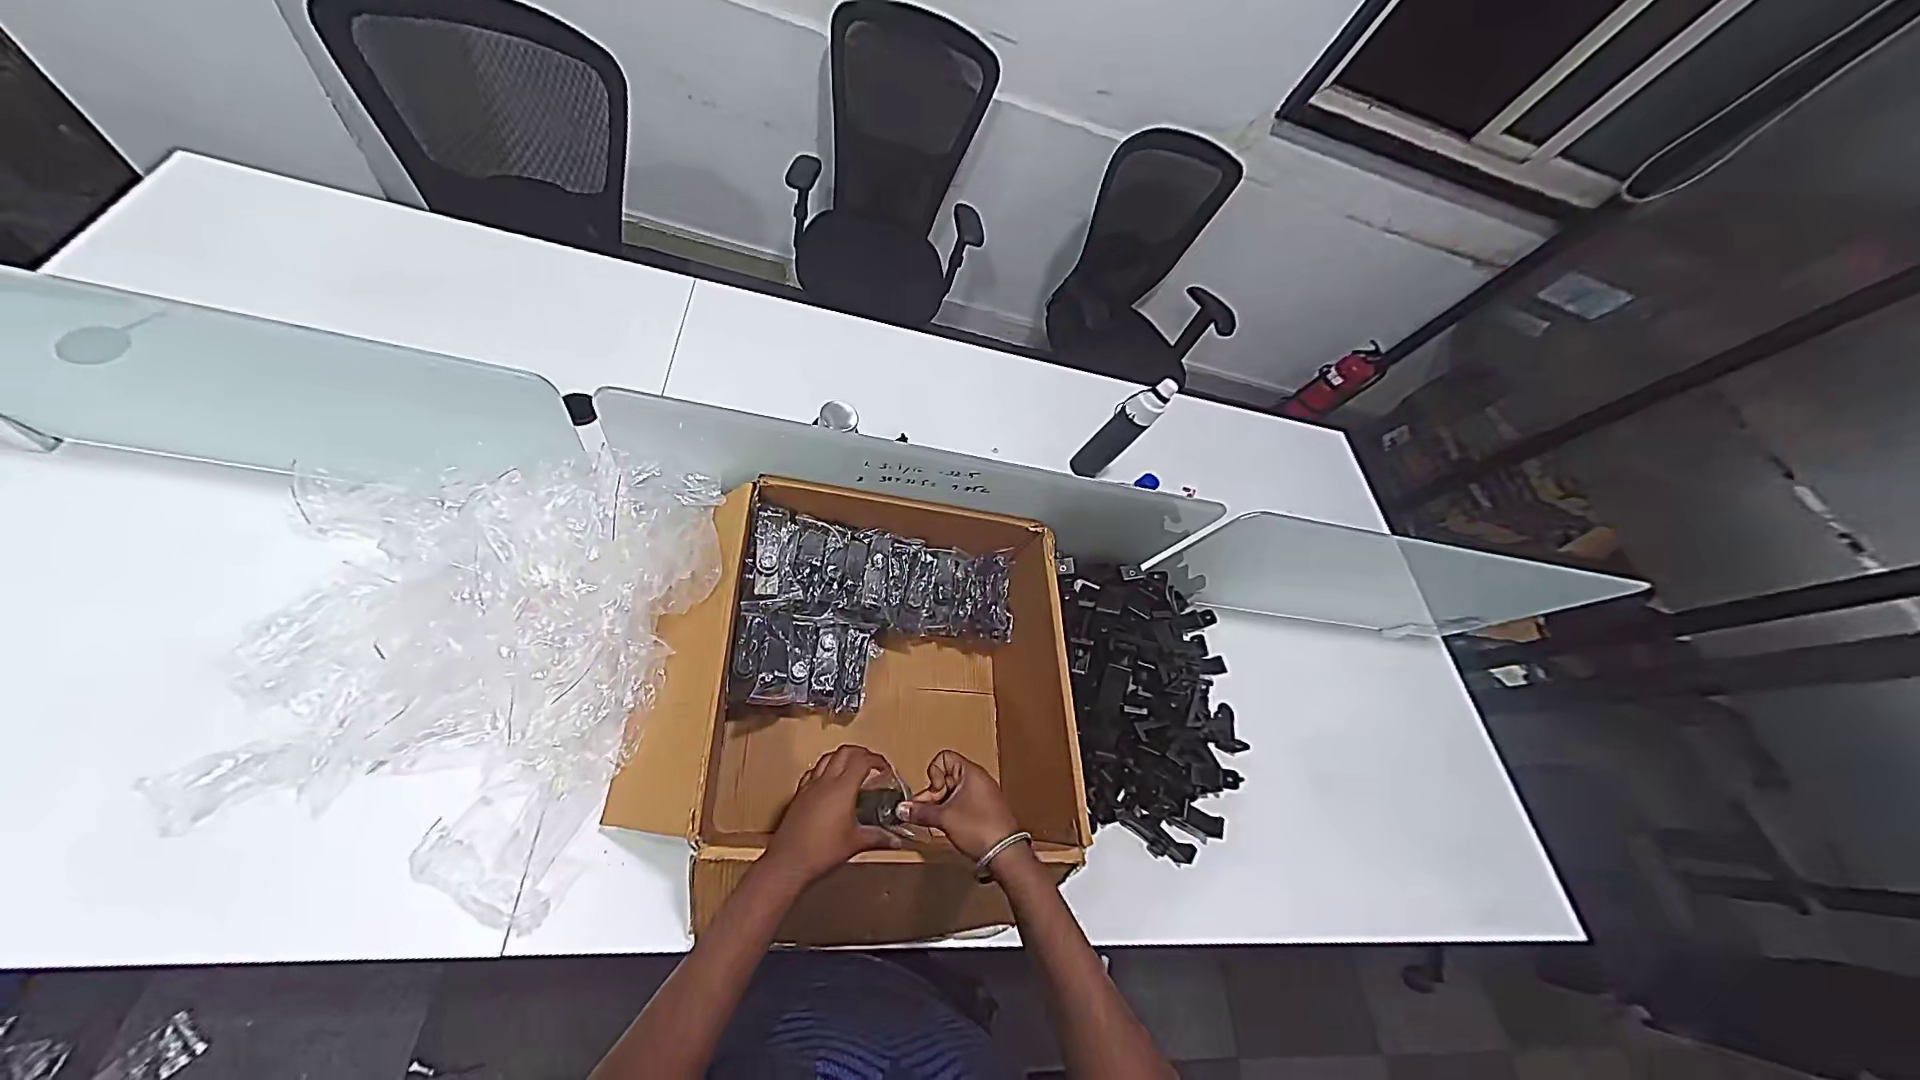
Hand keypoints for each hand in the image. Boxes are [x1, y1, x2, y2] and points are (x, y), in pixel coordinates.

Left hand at [764, 745, 901, 883]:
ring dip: (842, 756)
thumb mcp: (855, 843)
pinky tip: (828, 779)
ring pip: (827, 757)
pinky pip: (813, 771)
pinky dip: (825, 767)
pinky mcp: (799, 794)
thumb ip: (878, 837)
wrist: (788, 862)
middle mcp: (826, 781)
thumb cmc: (822, 851)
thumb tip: (896, 840)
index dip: (877, 760)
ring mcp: (810, 786)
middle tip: (872, 764)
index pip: (862, 761)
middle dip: (861, 753)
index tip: (885, 769)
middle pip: (845, 752)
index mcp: (843, 788)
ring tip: (852, 767)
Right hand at [898, 750, 1021, 863]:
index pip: (944, 757)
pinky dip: (951, 811)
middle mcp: (977, 779)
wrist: (1005, 853)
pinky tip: (947, 826)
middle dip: (933, 794)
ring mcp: (982, 794)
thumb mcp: (944, 818)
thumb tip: (902, 809)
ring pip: (953, 792)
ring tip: (935, 821)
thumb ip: (920, 811)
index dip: (934, 773)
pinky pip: (962, 803)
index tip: (935, 792)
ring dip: (940, 804)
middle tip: (926, 812)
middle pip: (946, 776)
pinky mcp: (984, 809)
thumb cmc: (979, 828)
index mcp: (970, 772)